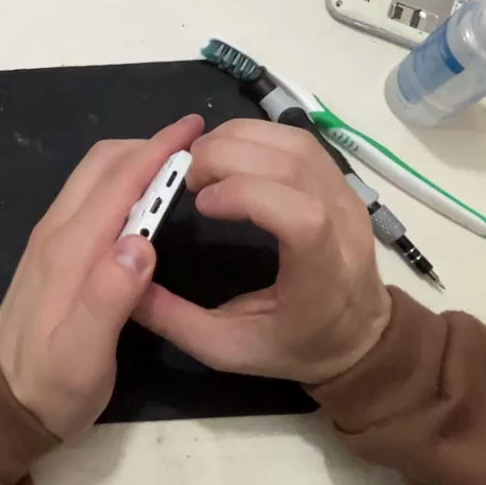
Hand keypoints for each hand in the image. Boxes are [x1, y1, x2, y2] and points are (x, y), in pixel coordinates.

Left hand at [0, 114, 205, 438]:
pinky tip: (142, 196)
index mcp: (70, 250)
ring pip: (92, 175)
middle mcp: (57, 231)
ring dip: (132, 158)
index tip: (194, 128)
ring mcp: (49, 236)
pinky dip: (119, 178)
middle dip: (147, 144)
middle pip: (102, 164)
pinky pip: (87, 193)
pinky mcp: (50, 248)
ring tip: (174, 163)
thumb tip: (141, 242)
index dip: (158, 150)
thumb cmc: (50, 384)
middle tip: (193, 144)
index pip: (119, 182)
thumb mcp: (83, 356)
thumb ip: (109, 298)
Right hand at [132, 119, 391, 384]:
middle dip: (228, 157)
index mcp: (323, 278)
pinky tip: (226, 151)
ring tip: (201, 160)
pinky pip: (297, 140)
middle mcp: (344, 227)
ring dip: (238, 138)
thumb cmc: (294, 344)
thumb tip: (126, 278)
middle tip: (187, 176)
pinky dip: (254, 135)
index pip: (304, 218)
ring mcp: (346, 197)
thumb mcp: (227, 349)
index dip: (249, 194)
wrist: (360, 336)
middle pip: (293, 166)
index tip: (202, 204)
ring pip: (294, 143)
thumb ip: (173, 319)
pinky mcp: (338, 180)